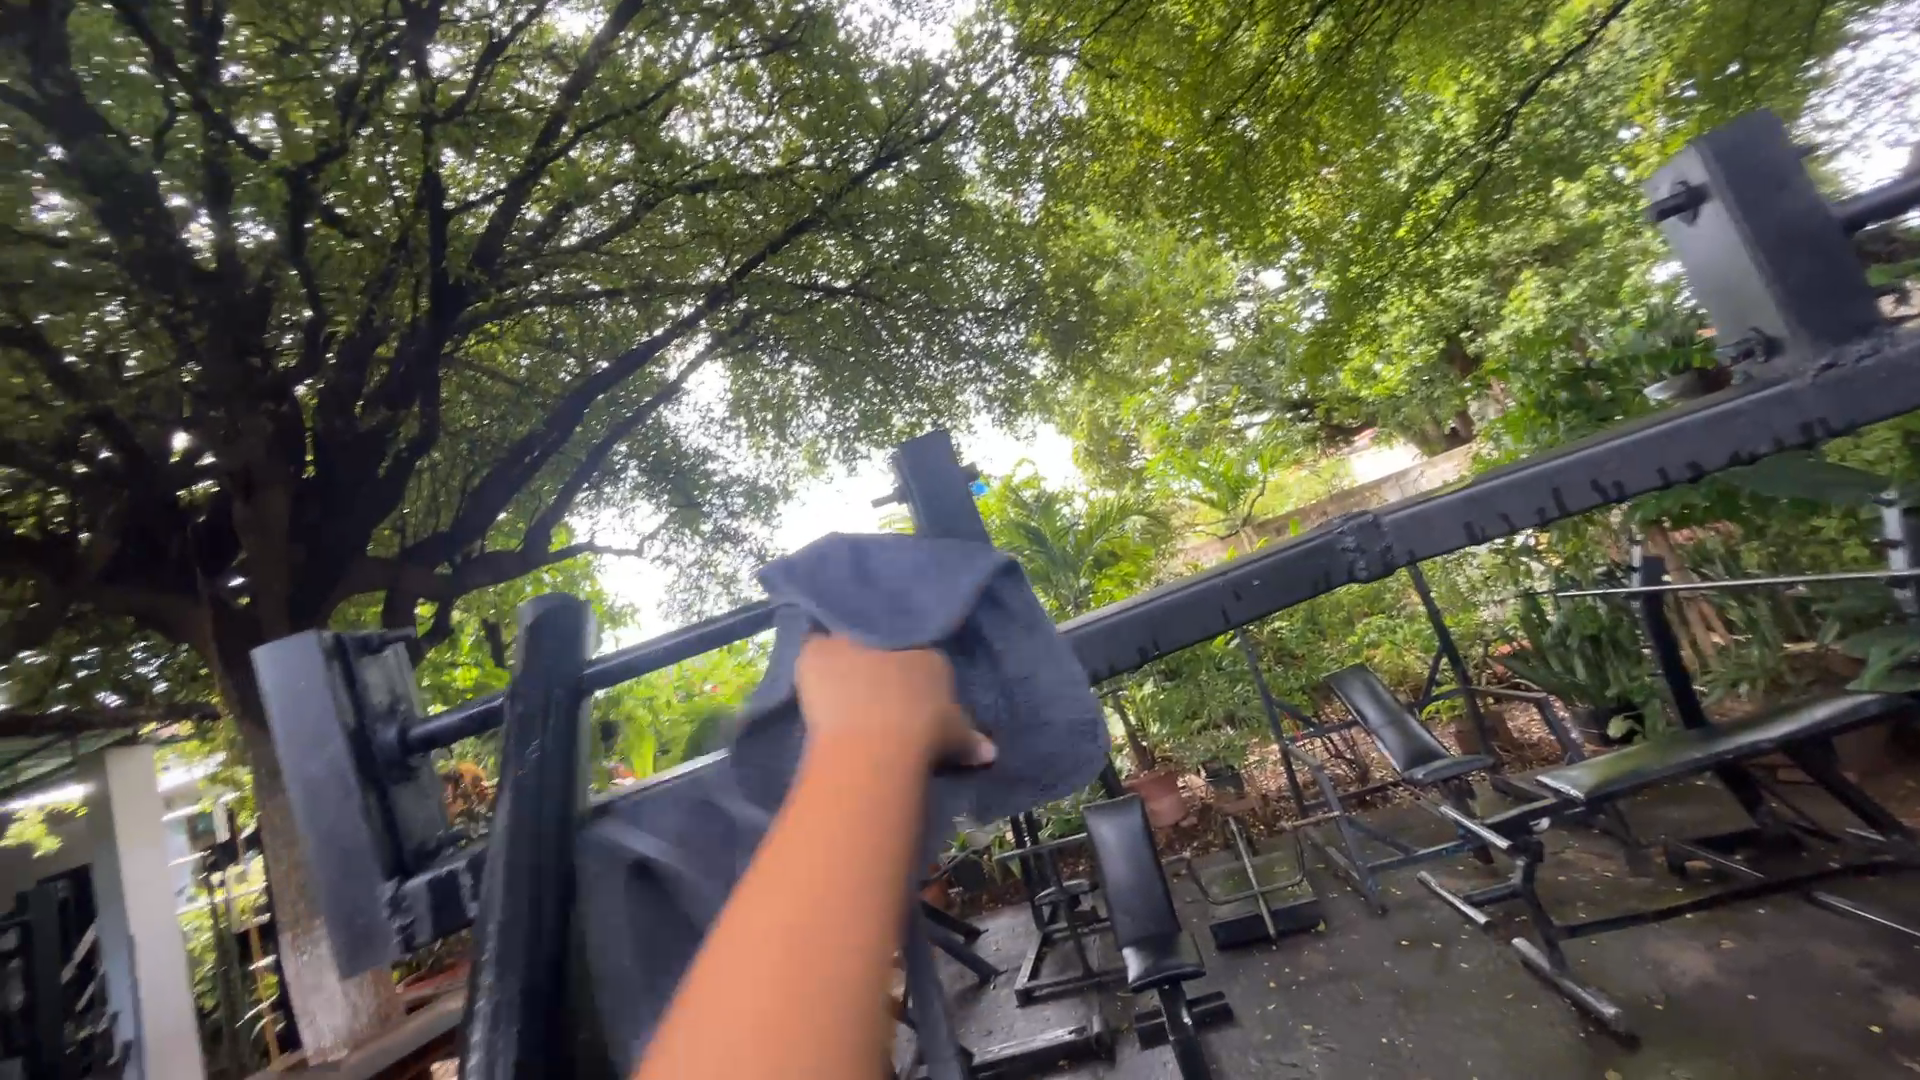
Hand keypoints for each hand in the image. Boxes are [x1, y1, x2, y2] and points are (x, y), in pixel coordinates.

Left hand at [794, 635, 995, 768]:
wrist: (877, 740)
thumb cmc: (924, 735)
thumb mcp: (955, 737)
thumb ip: (970, 739)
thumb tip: (991, 752)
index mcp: (927, 653)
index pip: (919, 652)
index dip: (910, 668)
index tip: (904, 686)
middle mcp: (890, 639)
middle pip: (884, 640)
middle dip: (881, 655)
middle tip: (872, 681)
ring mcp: (852, 641)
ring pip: (848, 638)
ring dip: (846, 653)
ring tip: (842, 677)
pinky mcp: (817, 651)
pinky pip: (812, 645)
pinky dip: (814, 658)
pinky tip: (814, 674)